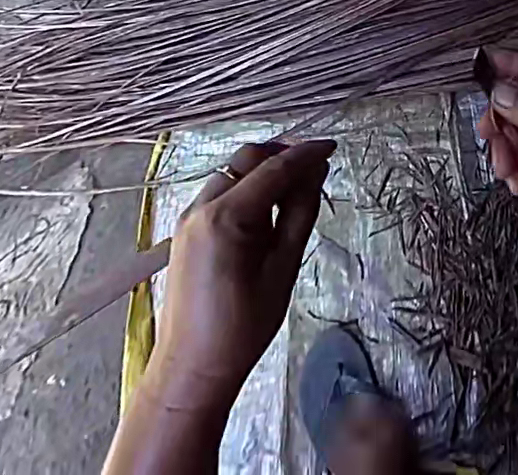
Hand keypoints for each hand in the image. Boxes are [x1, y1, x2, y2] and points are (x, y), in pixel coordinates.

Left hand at [147, 139, 335, 415]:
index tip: (332, 146)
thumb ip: (300, 211)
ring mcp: (189, 216)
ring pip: (233, 171)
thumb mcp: (284, 267)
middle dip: (282, 154)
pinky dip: (247, 186)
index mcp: (227, 217)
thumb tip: (316, 171)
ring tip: (294, 191)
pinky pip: (221, 190)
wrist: (190, 370)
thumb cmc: (244, 327)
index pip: (274, 167)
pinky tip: (266, 209)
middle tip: (313, 168)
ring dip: (264, 170)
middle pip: (248, 158)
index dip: (306, 153)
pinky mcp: (186, 228)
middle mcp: (202, 206)